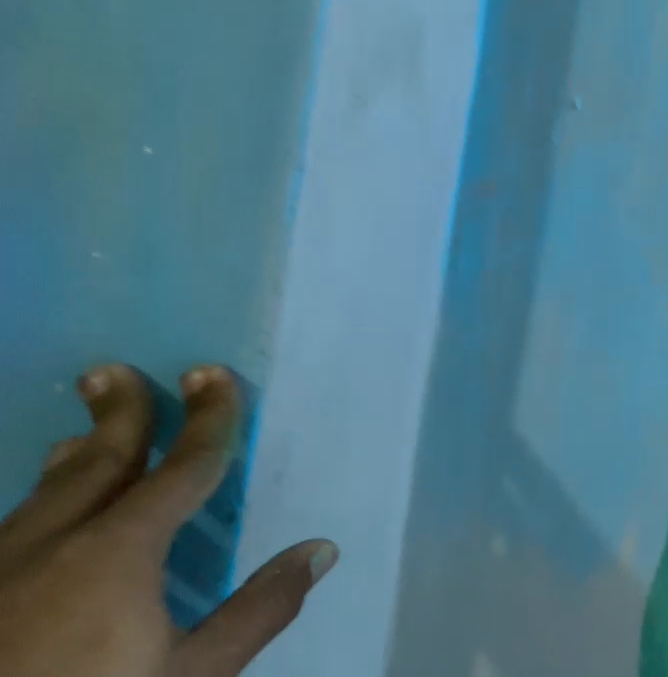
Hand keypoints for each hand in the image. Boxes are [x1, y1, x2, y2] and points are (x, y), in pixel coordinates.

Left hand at [0, 363, 335, 675]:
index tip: (213, 376)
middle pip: (93, 465)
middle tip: (113, 371)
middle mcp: (45, 547)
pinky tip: (30, 517)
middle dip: (116, 415)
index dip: (207, 418)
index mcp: (116, 552)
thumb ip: (256, 611)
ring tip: (80, 435)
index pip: (180, 466)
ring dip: (71, 460)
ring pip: (37, 499)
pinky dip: (31, 505)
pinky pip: (3, 533)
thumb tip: (321, 549)